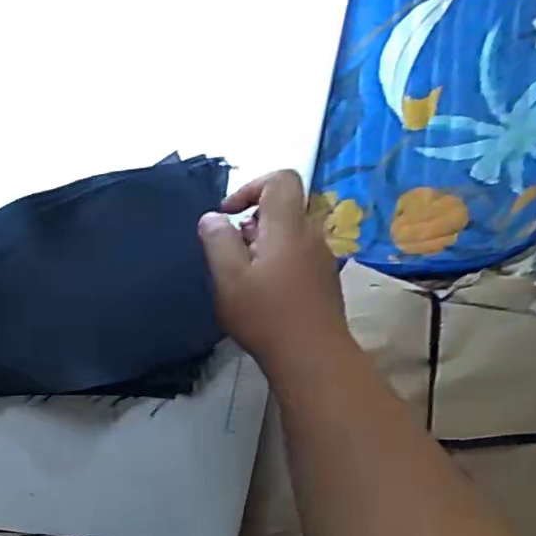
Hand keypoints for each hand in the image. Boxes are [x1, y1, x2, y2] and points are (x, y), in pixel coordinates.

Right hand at [197, 169, 345, 366]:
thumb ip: (217, 241)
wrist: (311, 355)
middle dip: (251, 225)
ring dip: (262, 248)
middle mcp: (311, 234)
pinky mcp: (323, 281)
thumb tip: (212, 217)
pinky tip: (263, 296)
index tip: (227, 215)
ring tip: (243, 281)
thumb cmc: (265, 315)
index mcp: (287, 227)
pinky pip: (297, 258)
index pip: (280, 180)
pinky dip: (276, 265)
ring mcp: (321, 259)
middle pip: (282, 210)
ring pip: (288, 236)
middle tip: (228, 257)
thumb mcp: (228, 278)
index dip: (251, 187)